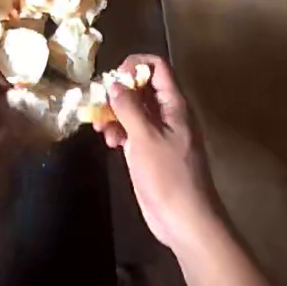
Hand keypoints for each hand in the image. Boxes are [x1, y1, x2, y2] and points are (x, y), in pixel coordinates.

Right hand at [93, 55, 226, 255]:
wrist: (186, 221)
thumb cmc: (169, 176)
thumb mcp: (145, 138)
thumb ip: (128, 107)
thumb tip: (113, 82)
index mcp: (174, 104)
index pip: (157, 66)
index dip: (135, 64)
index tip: (114, 78)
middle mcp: (168, 113)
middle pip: (143, 86)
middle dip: (119, 91)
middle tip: (100, 103)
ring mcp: (160, 133)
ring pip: (135, 109)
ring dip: (115, 113)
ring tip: (101, 127)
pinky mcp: (151, 150)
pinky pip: (133, 129)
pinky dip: (120, 131)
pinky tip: (111, 143)